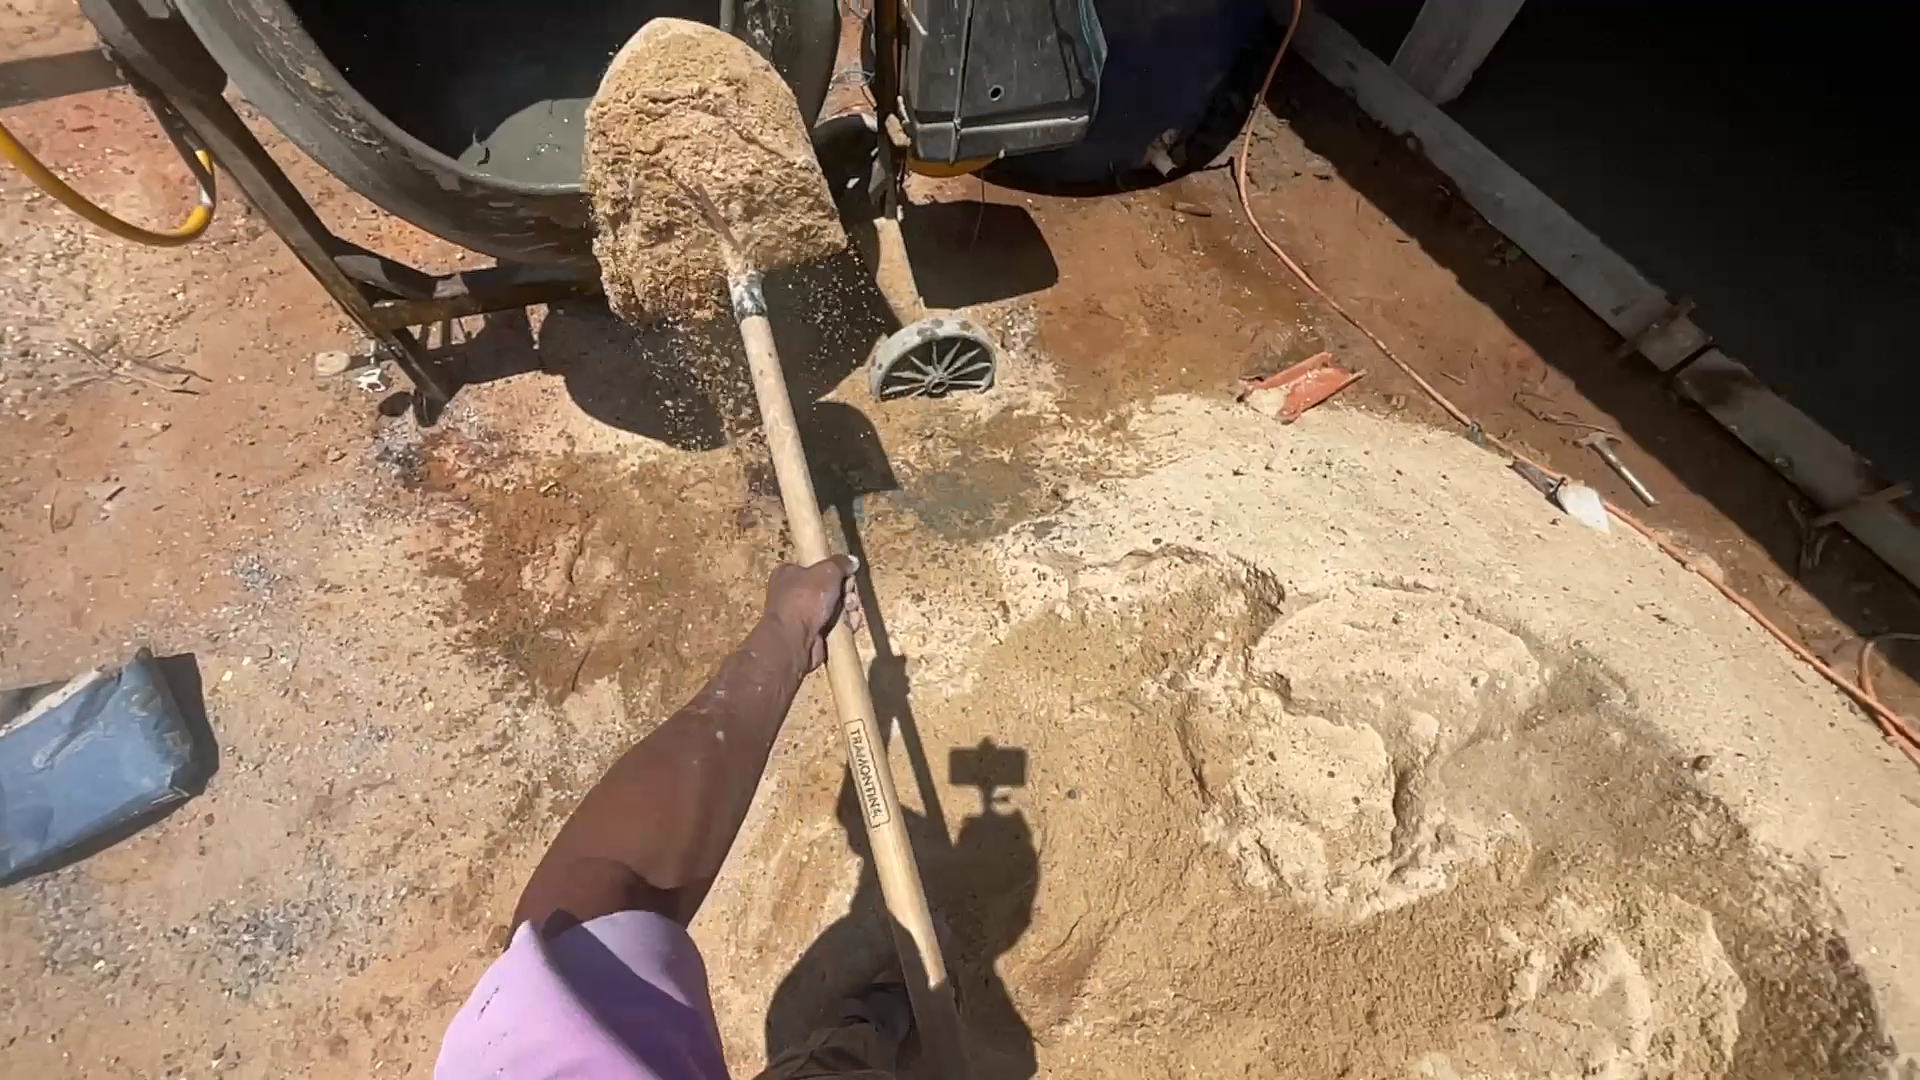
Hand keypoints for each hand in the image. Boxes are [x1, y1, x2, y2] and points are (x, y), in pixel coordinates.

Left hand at [764, 556, 862, 668]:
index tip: (846, 574)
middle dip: (845, 591)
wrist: (794, 640)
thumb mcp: (826, 571)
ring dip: (849, 607)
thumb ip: (840, 563)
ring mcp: (804, 615)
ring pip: (836, 606)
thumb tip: (853, 561)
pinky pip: (836, 624)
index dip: (834, 571)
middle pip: (830, 587)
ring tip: (851, 610)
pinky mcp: (815, 633)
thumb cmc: (805, 599)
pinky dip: (846, 624)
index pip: (817, 567)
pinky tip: (851, 623)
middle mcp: (795, 594)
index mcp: (789, 574)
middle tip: (848, 595)